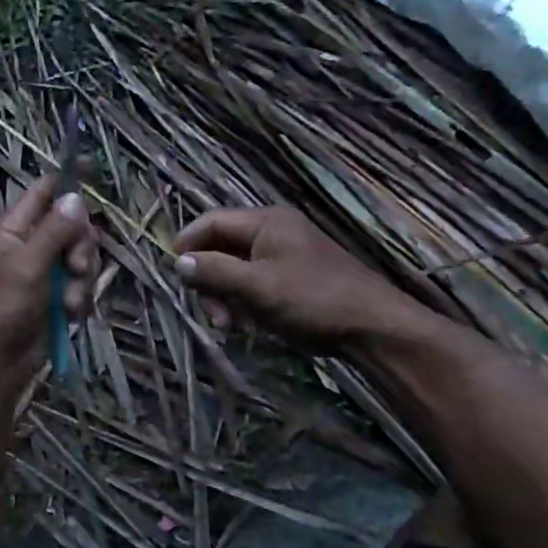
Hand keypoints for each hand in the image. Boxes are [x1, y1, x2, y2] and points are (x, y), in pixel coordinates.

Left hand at [0, 173, 97, 370]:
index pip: (43, 191)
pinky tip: (70, 314)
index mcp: (14, 229)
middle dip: (82, 247)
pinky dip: (80, 299)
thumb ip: (55, 231)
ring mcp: (46, 271)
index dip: (67, 181)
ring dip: (82, 280)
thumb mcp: (29, 265)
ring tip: (69, 302)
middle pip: (72, 225)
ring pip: (82, 257)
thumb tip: (77, 197)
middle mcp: (31, 244)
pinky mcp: (58, 296)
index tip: (92, 171)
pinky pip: (82, 285)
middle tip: (76, 267)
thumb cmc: (4, 308)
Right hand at [173, 206, 413, 347]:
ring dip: (227, 297)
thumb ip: (214, 272)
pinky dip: (246, 302)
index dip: (188, 244)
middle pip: (222, 248)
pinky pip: (256, 284)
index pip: (211, 221)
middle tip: (215, 316)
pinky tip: (251, 325)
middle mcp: (274, 231)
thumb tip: (178, 262)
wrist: (372, 326)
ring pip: (237, 270)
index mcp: (266, 222)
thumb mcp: (256, 287)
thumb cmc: (313, 299)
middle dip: (210, 280)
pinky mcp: (294, 278)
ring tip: (233, 326)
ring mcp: (286, 255)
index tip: (175, 276)